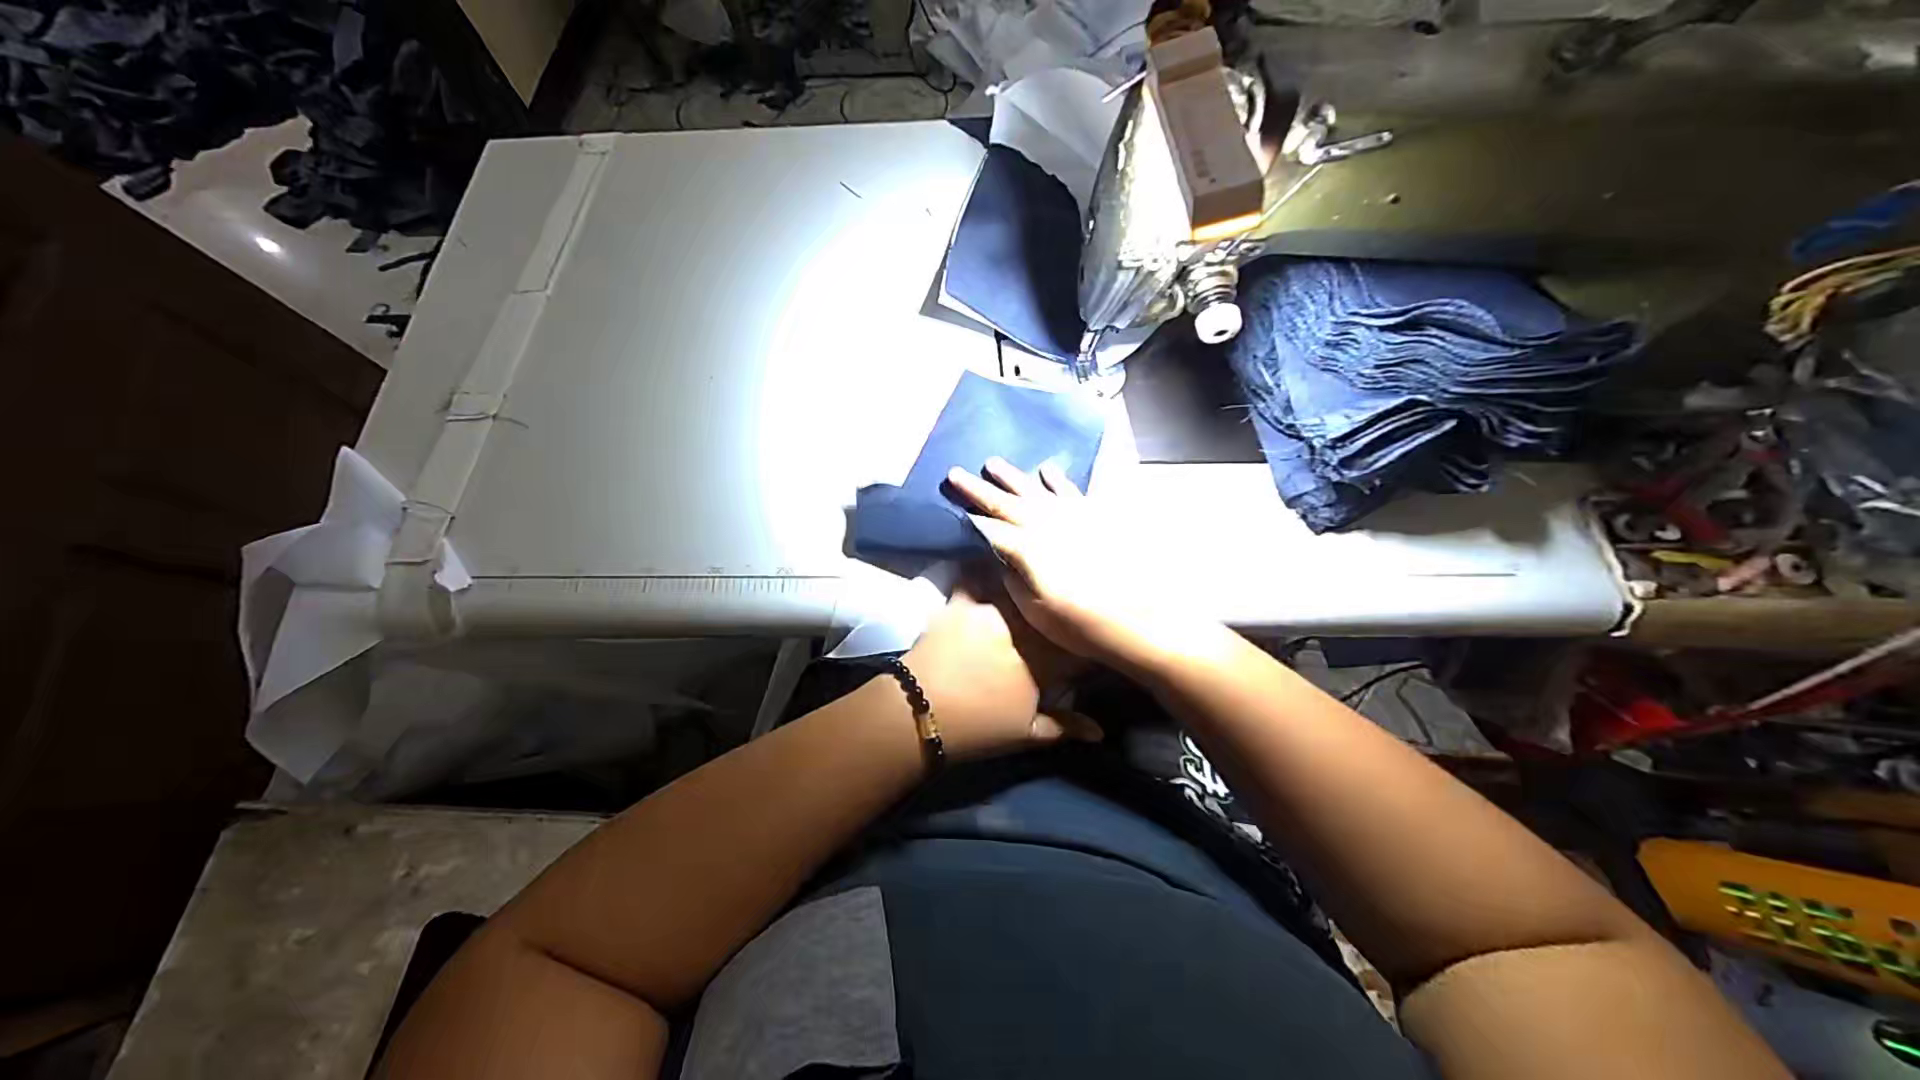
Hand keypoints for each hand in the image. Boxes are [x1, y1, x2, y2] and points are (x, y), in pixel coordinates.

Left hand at [900, 574, 1098, 759]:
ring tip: (1030, 583)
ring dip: (1025, 587)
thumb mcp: (1026, 734)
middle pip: (1049, 611)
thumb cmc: (977, 728)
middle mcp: (1023, 628)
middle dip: (1056, 612)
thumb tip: (1100, 732)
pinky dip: (981, 572)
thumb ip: (1065, 726)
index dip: (1085, 643)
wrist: (919, 711)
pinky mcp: (960, 602)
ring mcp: (991, 611)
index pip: (1076, 646)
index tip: (1089, 643)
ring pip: (1017, 588)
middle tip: (1058, 613)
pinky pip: (975, 577)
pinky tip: (987, 568)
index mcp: (1044, 661)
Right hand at [943, 458, 1224, 677]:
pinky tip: (1049, 470)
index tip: (950, 504)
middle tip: (956, 473)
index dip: (968, 516)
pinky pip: (1072, 491)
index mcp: (1027, 547)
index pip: (989, 527)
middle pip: (1006, 503)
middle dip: (980, 489)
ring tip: (994, 464)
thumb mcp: (1034, 608)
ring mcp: (1073, 518)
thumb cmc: (1079, 623)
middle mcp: (1046, 524)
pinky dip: (1058, 480)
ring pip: (1035, 490)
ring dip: (1013, 477)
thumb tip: (998, 551)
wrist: (1137, 621)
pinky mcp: (1095, 519)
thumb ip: (1012, 575)